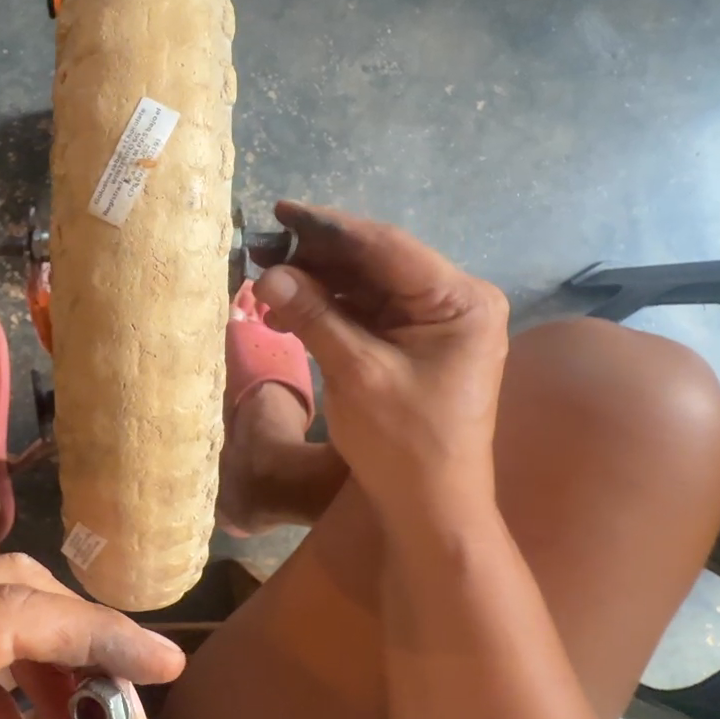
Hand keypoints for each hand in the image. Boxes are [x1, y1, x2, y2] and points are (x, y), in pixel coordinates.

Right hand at [254, 202, 509, 511]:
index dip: (329, 228)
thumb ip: (314, 316)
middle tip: (260, 249)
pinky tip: (283, 310)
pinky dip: (322, 309)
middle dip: (314, 257)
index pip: (386, 248)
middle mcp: (450, 302)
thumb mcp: (357, 373)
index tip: (281, 212)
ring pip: (361, 285)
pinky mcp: (407, 342)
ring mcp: (429, 322)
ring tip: (262, 280)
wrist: (429, 506)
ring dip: (313, 283)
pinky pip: (359, 311)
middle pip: (373, 262)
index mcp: (459, 301)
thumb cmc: (405, 442)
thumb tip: (268, 274)